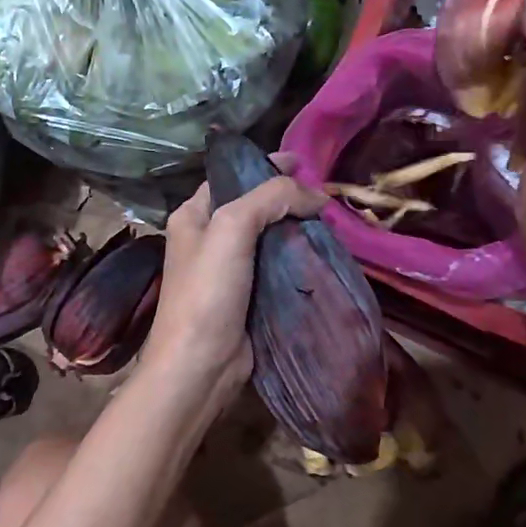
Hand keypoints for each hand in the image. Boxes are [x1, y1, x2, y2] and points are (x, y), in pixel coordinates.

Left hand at [138, 160, 325, 402]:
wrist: (200, 366)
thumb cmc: (207, 290)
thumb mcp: (232, 227)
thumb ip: (271, 198)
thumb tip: (316, 194)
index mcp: (193, 215)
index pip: (231, 176)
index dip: (264, 165)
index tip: (303, 161)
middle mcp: (208, 237)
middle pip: (254, 205)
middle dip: (288, 197)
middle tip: (326, 194)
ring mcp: (229, 269)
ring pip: (269, 236)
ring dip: (297, 227)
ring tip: (332, 221)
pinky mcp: (249, 296)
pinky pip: (277, 265)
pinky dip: (299, 256)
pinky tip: (324, 251)